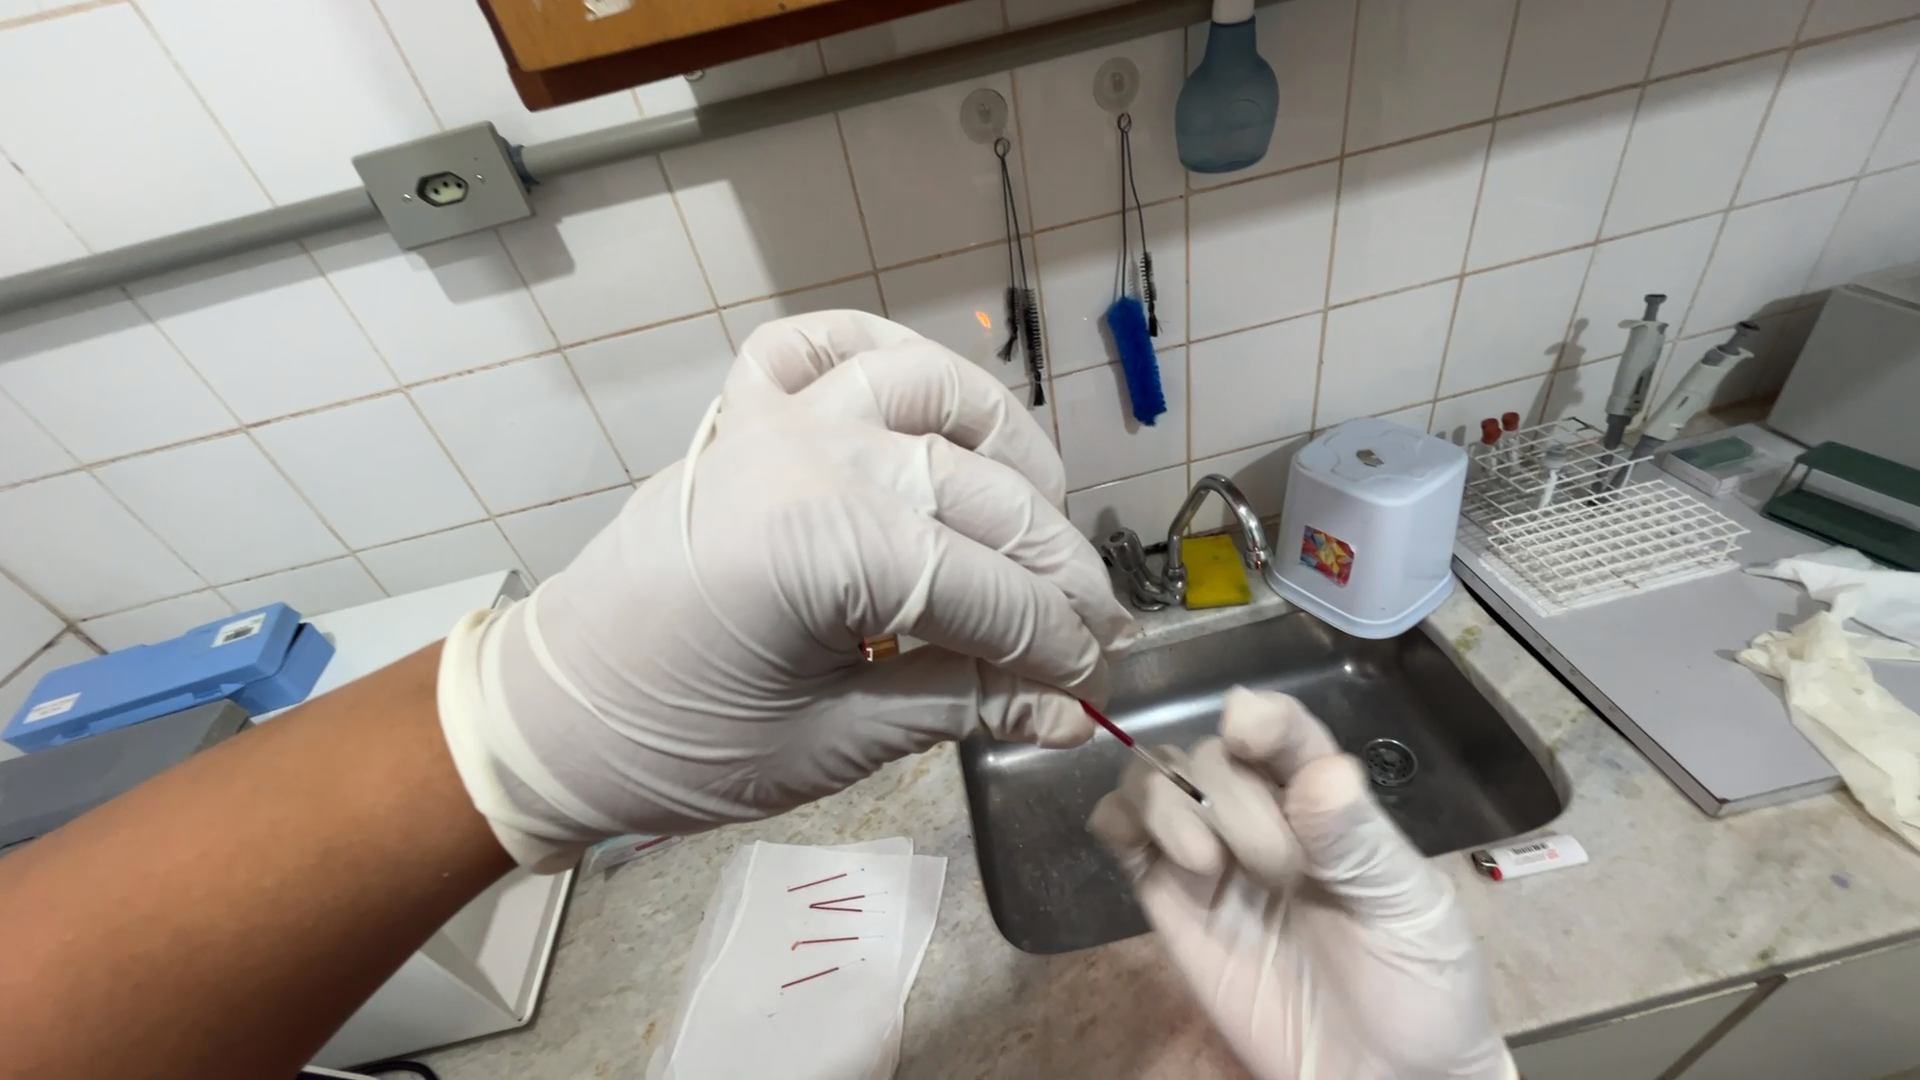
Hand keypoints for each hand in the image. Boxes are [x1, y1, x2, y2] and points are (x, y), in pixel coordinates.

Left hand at [437, 312, 1138, 868]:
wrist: (557, 709)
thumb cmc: (683, 745)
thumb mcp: (833, 744)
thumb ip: (961, 705)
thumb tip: (1071, 711)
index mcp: (817, 547)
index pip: (986, 587)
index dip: (1054, 637)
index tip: (1092, 674)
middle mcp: (807, 452)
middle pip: (981, 494)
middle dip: (1056, 565)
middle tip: (1092, 622)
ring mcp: (774, 417)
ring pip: (932, 388)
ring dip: (1005, 443)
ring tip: (1038, 506)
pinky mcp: (746, 409)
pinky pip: (830, 341)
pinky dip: (889, 353)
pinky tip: (928, 401)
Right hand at [1088, 688, 1515, 1079]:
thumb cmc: (1415, 986)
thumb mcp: (1409, 911)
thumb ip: (1359, 840)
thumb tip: (1327, 769)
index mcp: (1318, 799)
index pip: (1282, 728)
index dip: (1259, 716)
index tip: (1246, 733)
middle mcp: (1253, 809)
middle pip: (1208, 755)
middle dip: (1233, 803)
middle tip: (1277, 871)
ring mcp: (1201, 849)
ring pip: (1152, 777)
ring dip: (1168, 805)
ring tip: (1205, 866)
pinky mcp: (1161, 891)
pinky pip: (1116, 830)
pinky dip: (1115, 819)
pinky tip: (1144, 849)